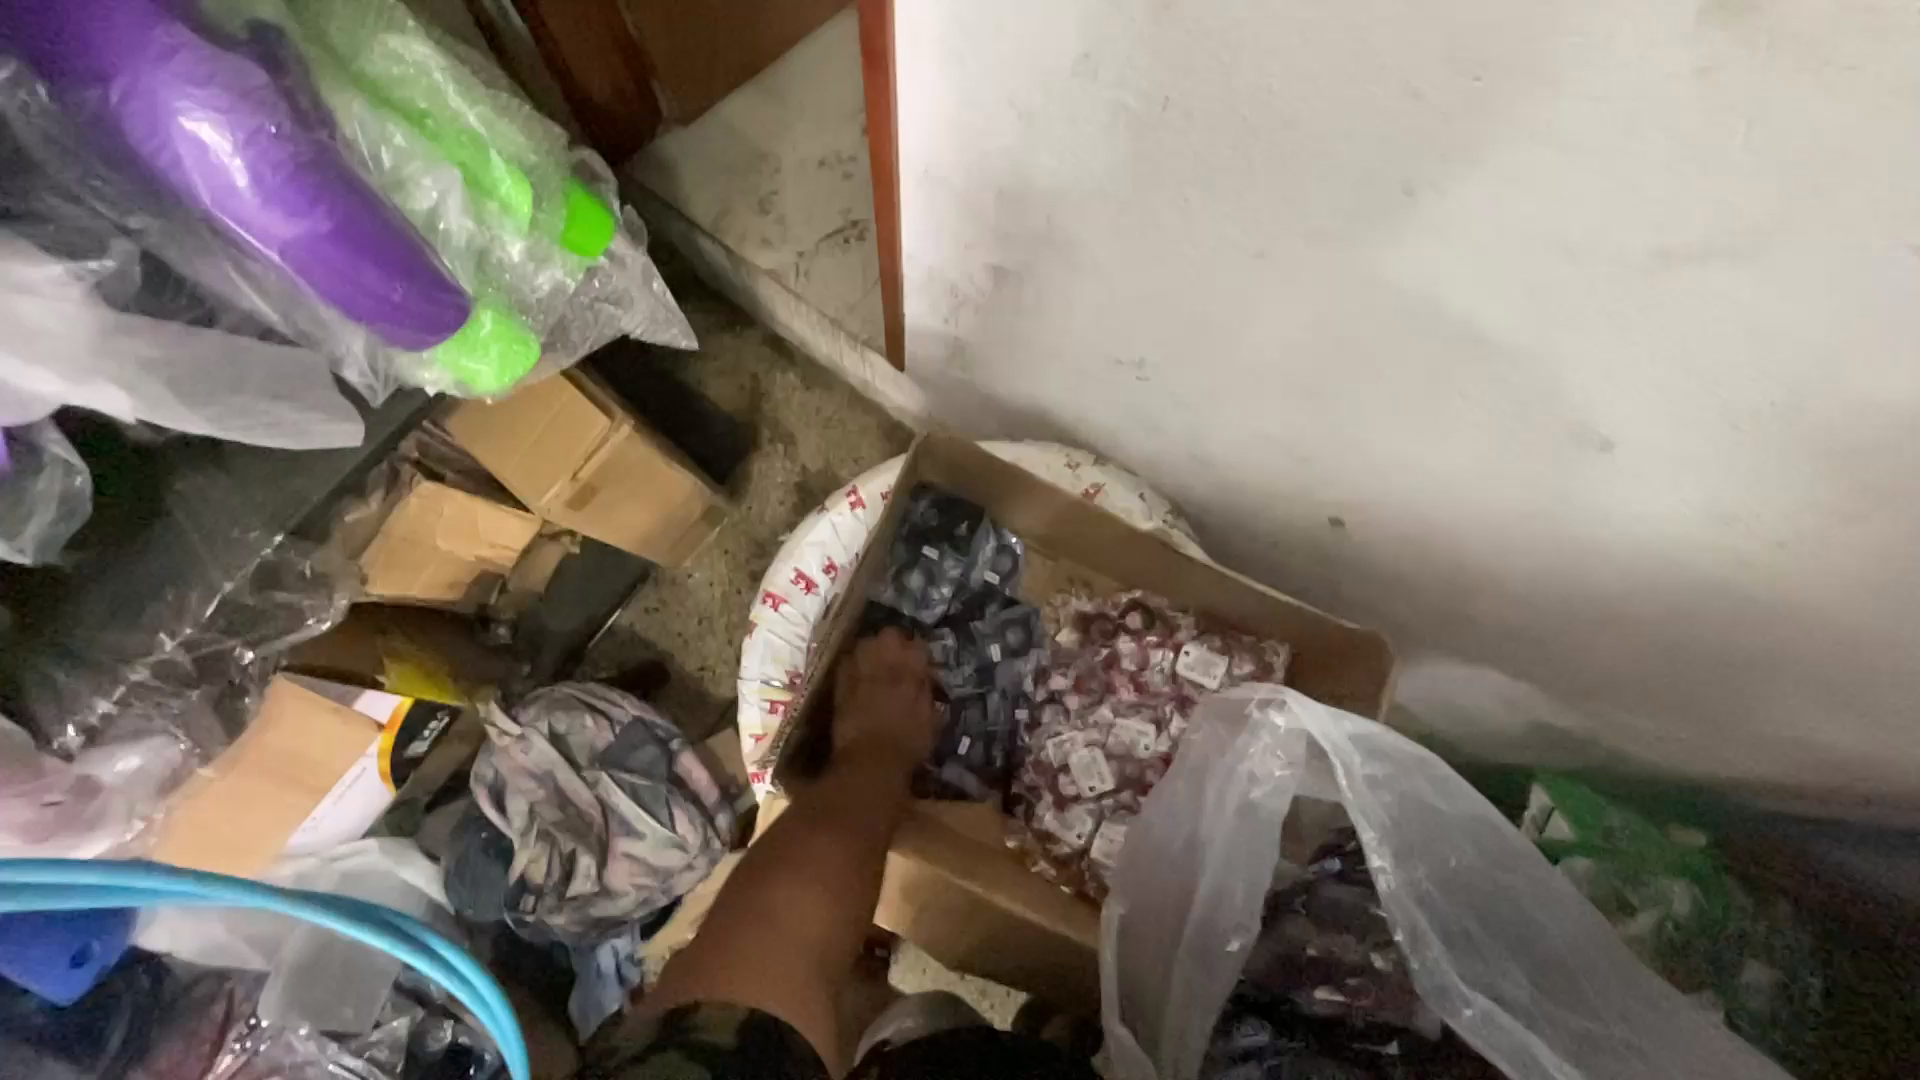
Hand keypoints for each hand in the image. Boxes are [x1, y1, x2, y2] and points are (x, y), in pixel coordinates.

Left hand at [832, 627, 936, 769]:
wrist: (870, 761)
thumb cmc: (908, 744)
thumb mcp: (932, 719)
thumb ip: (928, 692)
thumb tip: (925, 679)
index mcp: (911, 670)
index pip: (918, 644)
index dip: (920, 653)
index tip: (921, 663)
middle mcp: (885, 662)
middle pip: (889, 634)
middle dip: (895, 642)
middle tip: (899, 658)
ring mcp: (860, 670)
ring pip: (866, 642)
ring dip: (873, 649)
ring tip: (877, 663)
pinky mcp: (841, 682)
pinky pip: (848, 661)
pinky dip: (854, 664)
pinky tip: (859, 676)